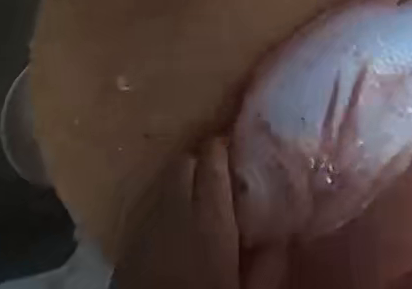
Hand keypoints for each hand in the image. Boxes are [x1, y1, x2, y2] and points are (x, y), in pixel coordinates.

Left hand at [111, 137, 286, 288]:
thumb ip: (268, 262)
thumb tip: (282, 234)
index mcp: (209, 215)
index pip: (214, 155)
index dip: (227, 149)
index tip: (242, 156)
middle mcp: (174, 206)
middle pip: (186, 161)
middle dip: (204, 164)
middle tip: (225, 184)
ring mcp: (146, 221)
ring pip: (166, 182)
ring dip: (184, 185)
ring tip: (203, 207)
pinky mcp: (129, 240)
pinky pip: (151, 207)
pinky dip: (167, 208)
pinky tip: (179, 232)